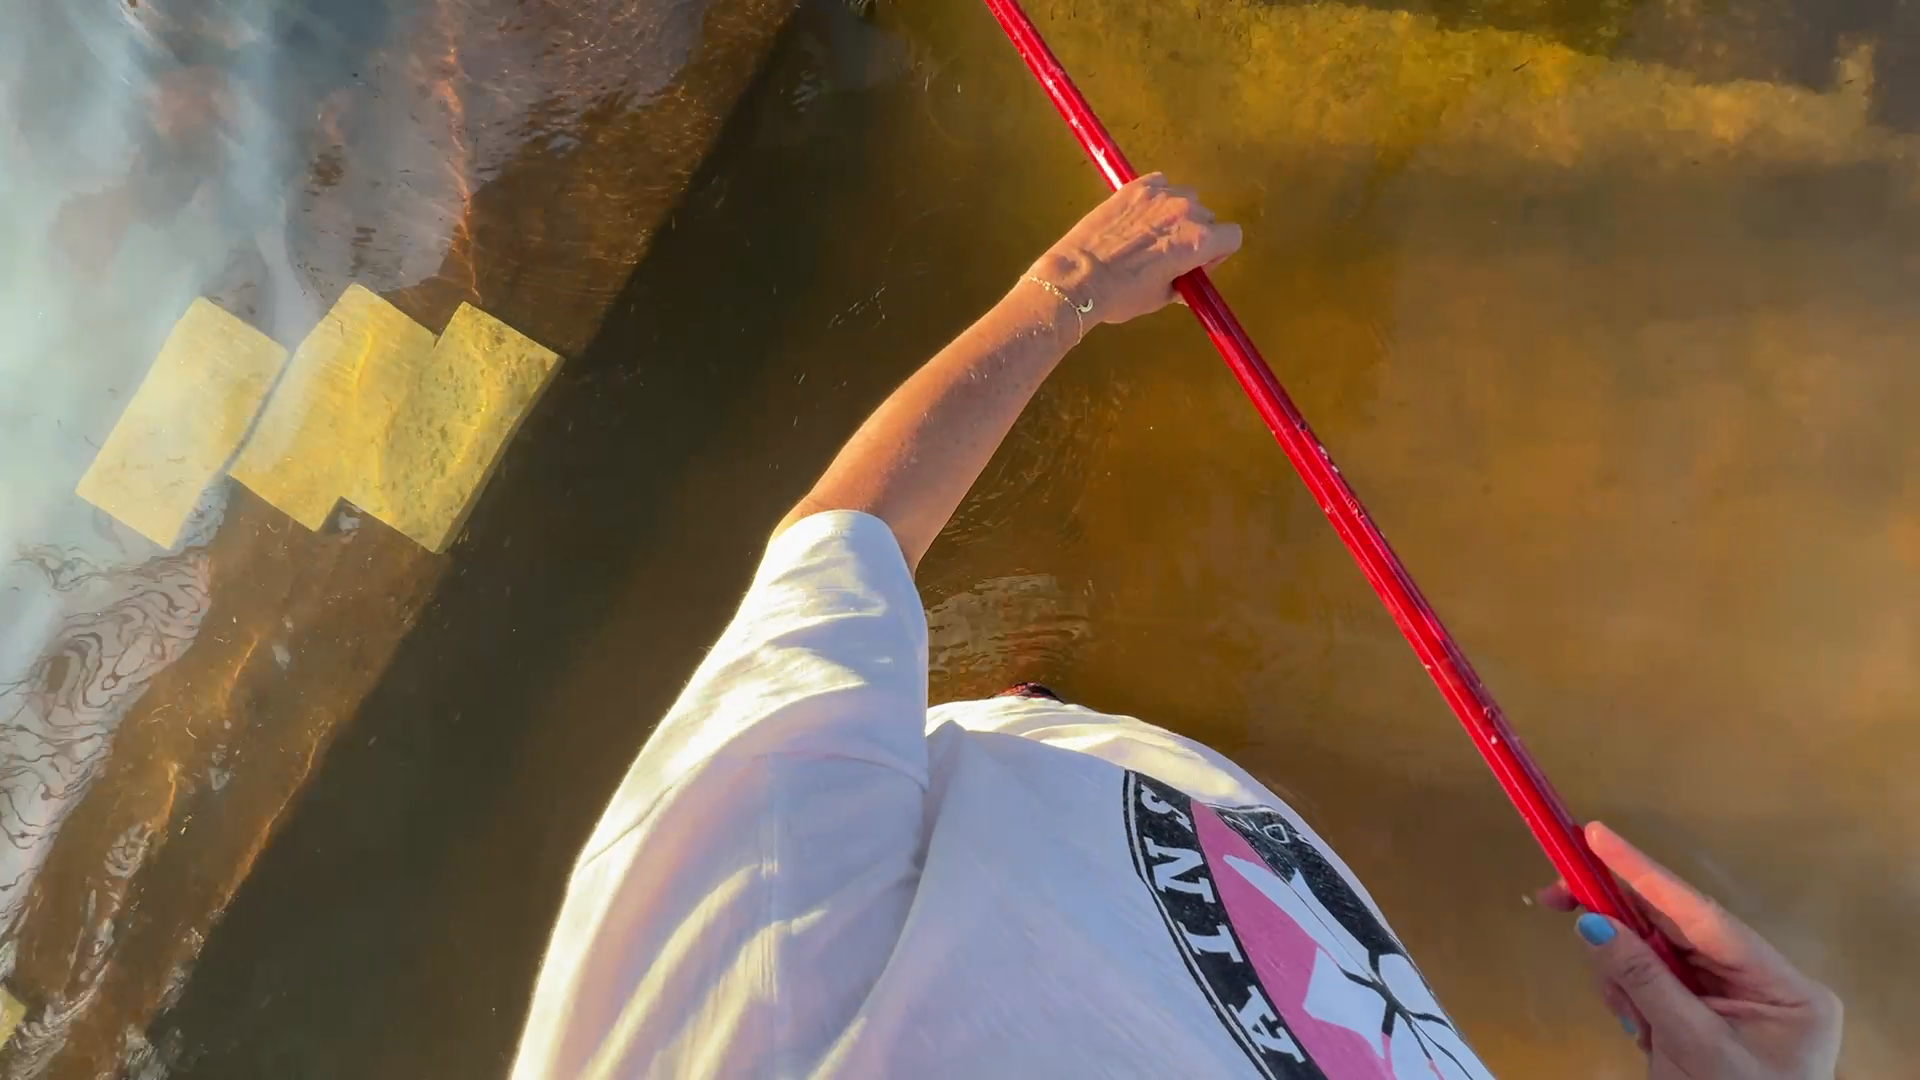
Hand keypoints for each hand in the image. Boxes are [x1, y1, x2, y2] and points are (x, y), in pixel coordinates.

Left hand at [1027, 173, 1241, 328]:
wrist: (1078, 278)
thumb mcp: (1160, 298)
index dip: (1216, 255)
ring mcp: (1160, 194)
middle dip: (1194, 236)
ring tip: (1149, 237)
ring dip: (1175, 215)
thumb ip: (1183, 283)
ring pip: (1184, 199)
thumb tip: (1187, 280)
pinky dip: (1155, 198)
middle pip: (1207, 218)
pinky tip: (1137, 218)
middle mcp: (1186, 211)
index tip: (1197, 267)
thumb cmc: (1120, 295)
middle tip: (1168, 257)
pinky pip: (1160, 184)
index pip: (1232, 237)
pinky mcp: (1136, 186)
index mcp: (1199, 241)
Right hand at [1539, 823, 1842, 1079]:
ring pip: (1644, 944)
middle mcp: (1753, 975)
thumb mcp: (1693, 1044)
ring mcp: (1723, 987)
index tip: (1594, 834)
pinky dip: (1623, 986)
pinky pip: (1640, 968)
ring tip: (1632, 1017)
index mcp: (1780, 984)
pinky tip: (1638, 1022)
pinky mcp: (1694, 999)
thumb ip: (1644, 979)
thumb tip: (1590, 922)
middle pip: (1665, 923)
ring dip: (1619, 970)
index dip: (1643, 871)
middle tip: (1554, 898)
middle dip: (1613, 921)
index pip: (1700, 913)